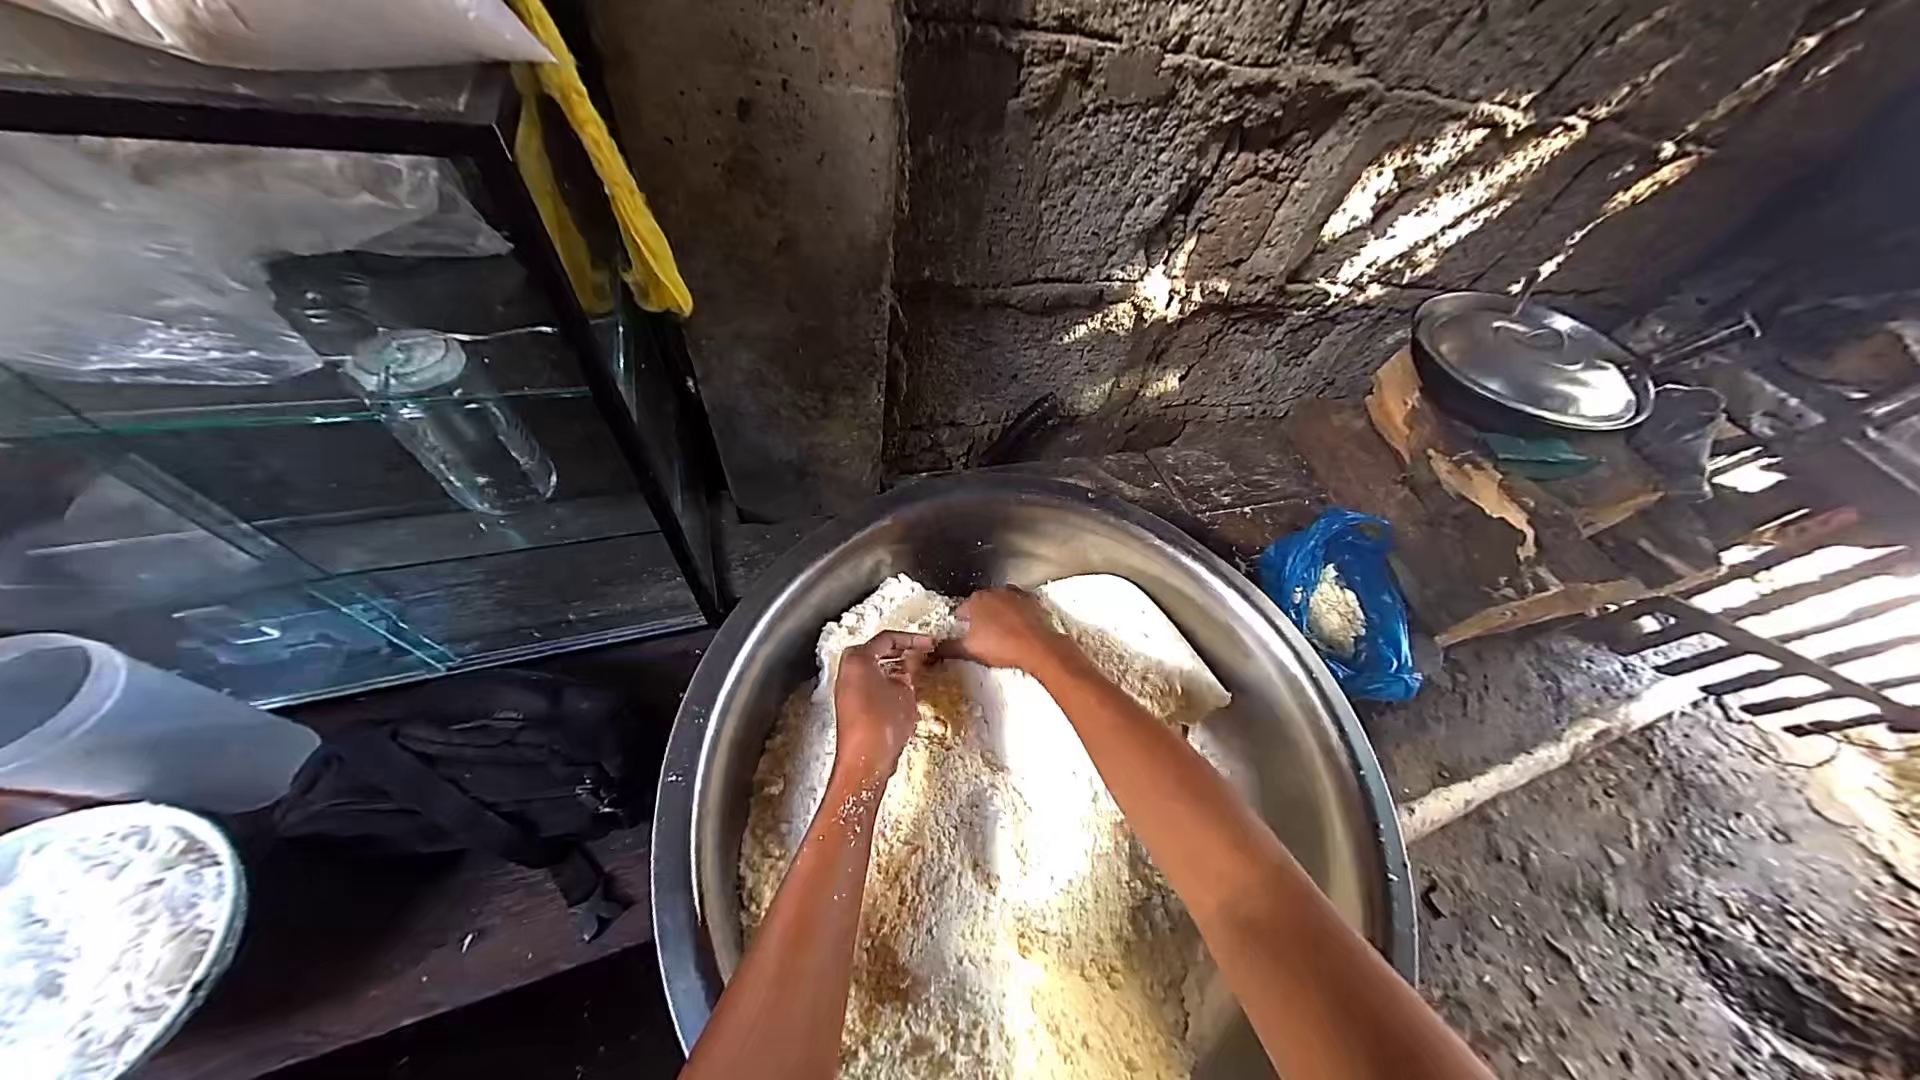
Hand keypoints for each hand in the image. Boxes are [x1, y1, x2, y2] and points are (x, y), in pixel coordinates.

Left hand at [832, 630, 932, 783]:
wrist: (865, 759)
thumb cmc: (883, 722)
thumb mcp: (905, 691)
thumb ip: (911, 668)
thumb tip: (914, 658)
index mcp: (858, 659)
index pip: (888, 638)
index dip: (912, 639)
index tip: (928, 643)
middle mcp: (847, 669)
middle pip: (877, 649)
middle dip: (901, 650)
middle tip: (922, 652)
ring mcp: (846, 687)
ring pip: (873, 665)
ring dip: (894, 665)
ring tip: (916, 669)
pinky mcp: (849, 703)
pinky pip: (869, 680)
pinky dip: (886, 678)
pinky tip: (903, 687)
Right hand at [950, 586, 1073, 672]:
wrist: (1037, 647)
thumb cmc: (1002, 646)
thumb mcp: (969, 650)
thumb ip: (948, 648)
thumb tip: (934, 649)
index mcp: (976, 601)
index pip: (961, 610)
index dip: (960, 623)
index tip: (963, 633)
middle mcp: (995, 592)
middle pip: (981, 604)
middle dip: (980, 617)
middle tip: (982, 636)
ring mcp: (1015, 595)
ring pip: (1001, 602)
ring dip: (999, 613)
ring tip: (1001, 632)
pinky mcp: (1032, 601)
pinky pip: (1020, 605)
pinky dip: (1018, 613)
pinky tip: (1018, 626)